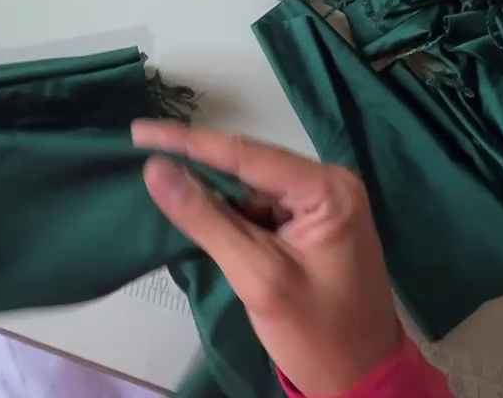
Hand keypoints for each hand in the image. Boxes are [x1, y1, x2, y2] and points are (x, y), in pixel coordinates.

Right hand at [134, 120, 402, 394]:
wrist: (362, 388)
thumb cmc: (319, 337)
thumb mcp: (258, 277)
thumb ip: (206, 219)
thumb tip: (156, 168)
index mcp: (326, 188)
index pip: (244, 154)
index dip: (187, 140)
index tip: (141, 131)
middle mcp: (326, 182)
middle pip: (245, 165)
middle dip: (197, 164)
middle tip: (143, 151)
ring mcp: (318, 201)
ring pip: (246, 185)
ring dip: (210, 193)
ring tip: (163, 184)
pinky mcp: (306, 221)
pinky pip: (255, 204)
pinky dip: (227, 213)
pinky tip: (199, 213)